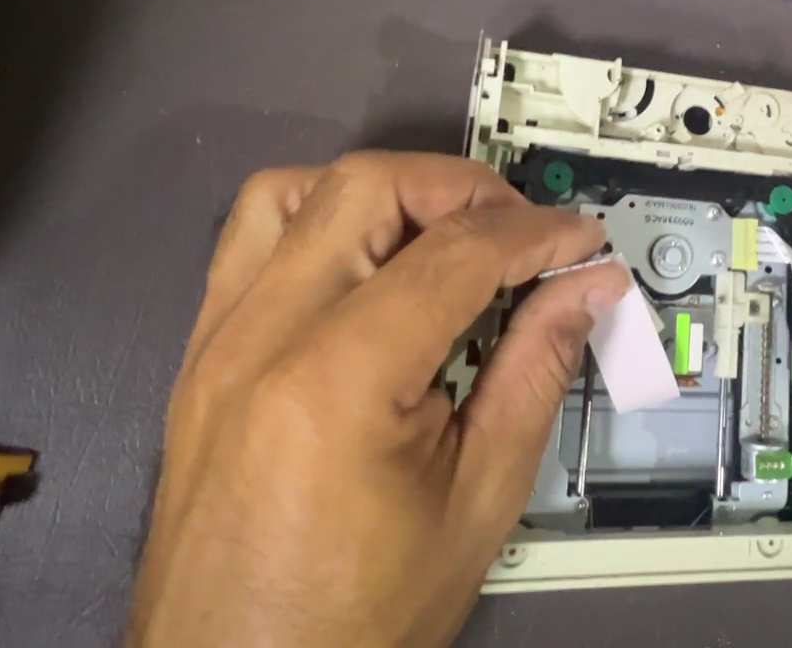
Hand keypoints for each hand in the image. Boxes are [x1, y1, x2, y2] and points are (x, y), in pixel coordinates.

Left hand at [129, 152, 629, 647]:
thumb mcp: (481, 494)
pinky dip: (327, 216)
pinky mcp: (203, 351)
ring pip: (300, 189)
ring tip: (450, 234)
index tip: (582, 243)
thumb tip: (588, 288)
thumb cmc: (362, 614)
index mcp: (335, 382)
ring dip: (391, 190)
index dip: (536, 234)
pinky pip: (255, 235)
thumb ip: (537, 367)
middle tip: (525, 235)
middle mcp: (260, 338)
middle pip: (372, 187)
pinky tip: (375, 258)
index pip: (456, 252)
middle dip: (468, 190)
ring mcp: (217, 339)